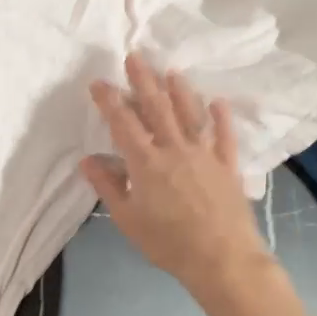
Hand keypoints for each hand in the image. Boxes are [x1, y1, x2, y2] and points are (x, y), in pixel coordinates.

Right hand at [81, 55, 272, 299]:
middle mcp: (175, 150)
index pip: (123, 124)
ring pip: (190, 115)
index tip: (98, 82)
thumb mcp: (126, 218)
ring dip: (179, 91)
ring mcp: (205, 155)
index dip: (110, 101)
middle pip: (157, 109)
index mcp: (146, 163)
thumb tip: (88, 160)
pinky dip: (220, 118)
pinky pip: (224, 136)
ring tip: (170, 72)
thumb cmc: (166, 242)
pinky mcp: (228, 166)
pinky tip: (216, 103)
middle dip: (143, 82)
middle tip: (135, 57)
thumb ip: (108, 186)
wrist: (221, 258)